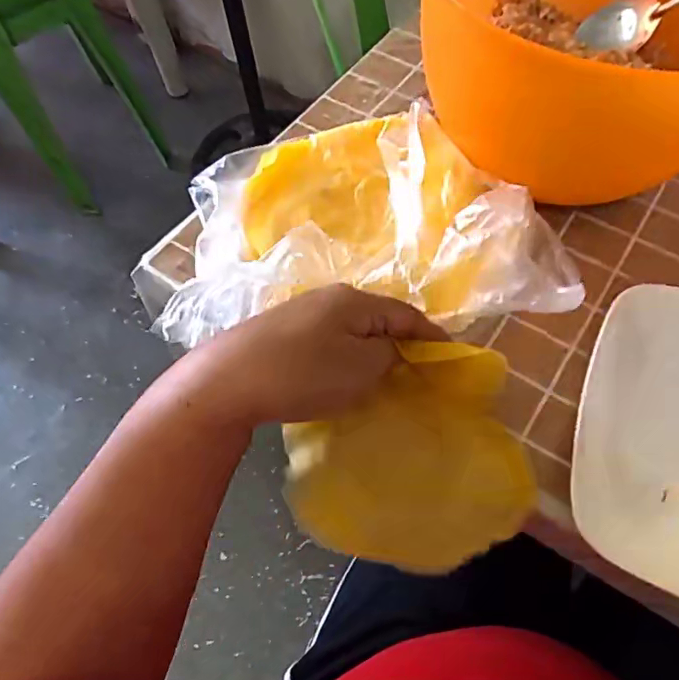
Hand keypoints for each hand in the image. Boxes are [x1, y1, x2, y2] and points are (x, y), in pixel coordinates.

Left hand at [174, 285, 446, 427]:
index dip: (433, 336)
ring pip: (353, 330)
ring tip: (386, 374)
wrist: (227, 381)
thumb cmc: (303, 374)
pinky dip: (347, 355)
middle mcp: (329, 298)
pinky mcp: (282, 333)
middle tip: (420, 370)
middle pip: (379, 318)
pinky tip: (344, 373)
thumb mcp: (361, 368)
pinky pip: (330, 341)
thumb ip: (389, 354)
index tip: (451, 357)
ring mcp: (302, 313)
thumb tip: (394, 349)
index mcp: (355, 300)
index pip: (408, 314)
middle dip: (403, 342)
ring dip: (373, 350)